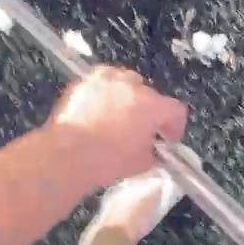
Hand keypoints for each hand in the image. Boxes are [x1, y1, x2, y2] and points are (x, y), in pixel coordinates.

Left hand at [47, 66, 187, 187]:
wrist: (67, 154)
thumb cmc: (107, 161)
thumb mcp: (140, 164)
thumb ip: (153, 152)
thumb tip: (152, 150)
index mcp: (152, 107)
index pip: (176, 110)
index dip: (175, 126)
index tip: (168, 139)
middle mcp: (132, 87)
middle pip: (151, 95)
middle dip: (149, 112)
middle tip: (141, 130)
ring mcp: (107, 80)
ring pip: (127, 81)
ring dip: (128, 96)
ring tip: (119, 115)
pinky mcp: (85, 81)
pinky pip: (103, 80)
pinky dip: (106, 90)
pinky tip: (100, 105)